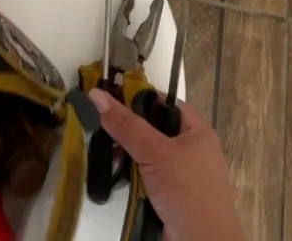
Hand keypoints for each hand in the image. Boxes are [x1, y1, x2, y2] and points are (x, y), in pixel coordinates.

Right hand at [88, 89, 244, 240]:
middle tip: (97, 124)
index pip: (163, 103)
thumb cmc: (188, 192)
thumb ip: (126, 125)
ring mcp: (179, 175)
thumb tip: (95, 94)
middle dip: (126, 129)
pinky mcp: (168, 197)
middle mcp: (189, 149)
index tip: (108, 97)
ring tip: (101, 150)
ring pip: (145, 154)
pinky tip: (112, 173)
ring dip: (125, 154)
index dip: (138, 98)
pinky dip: (129, 176)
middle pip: (151, 129)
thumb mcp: (156, 153)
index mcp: (196, 131)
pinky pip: (144, 177)